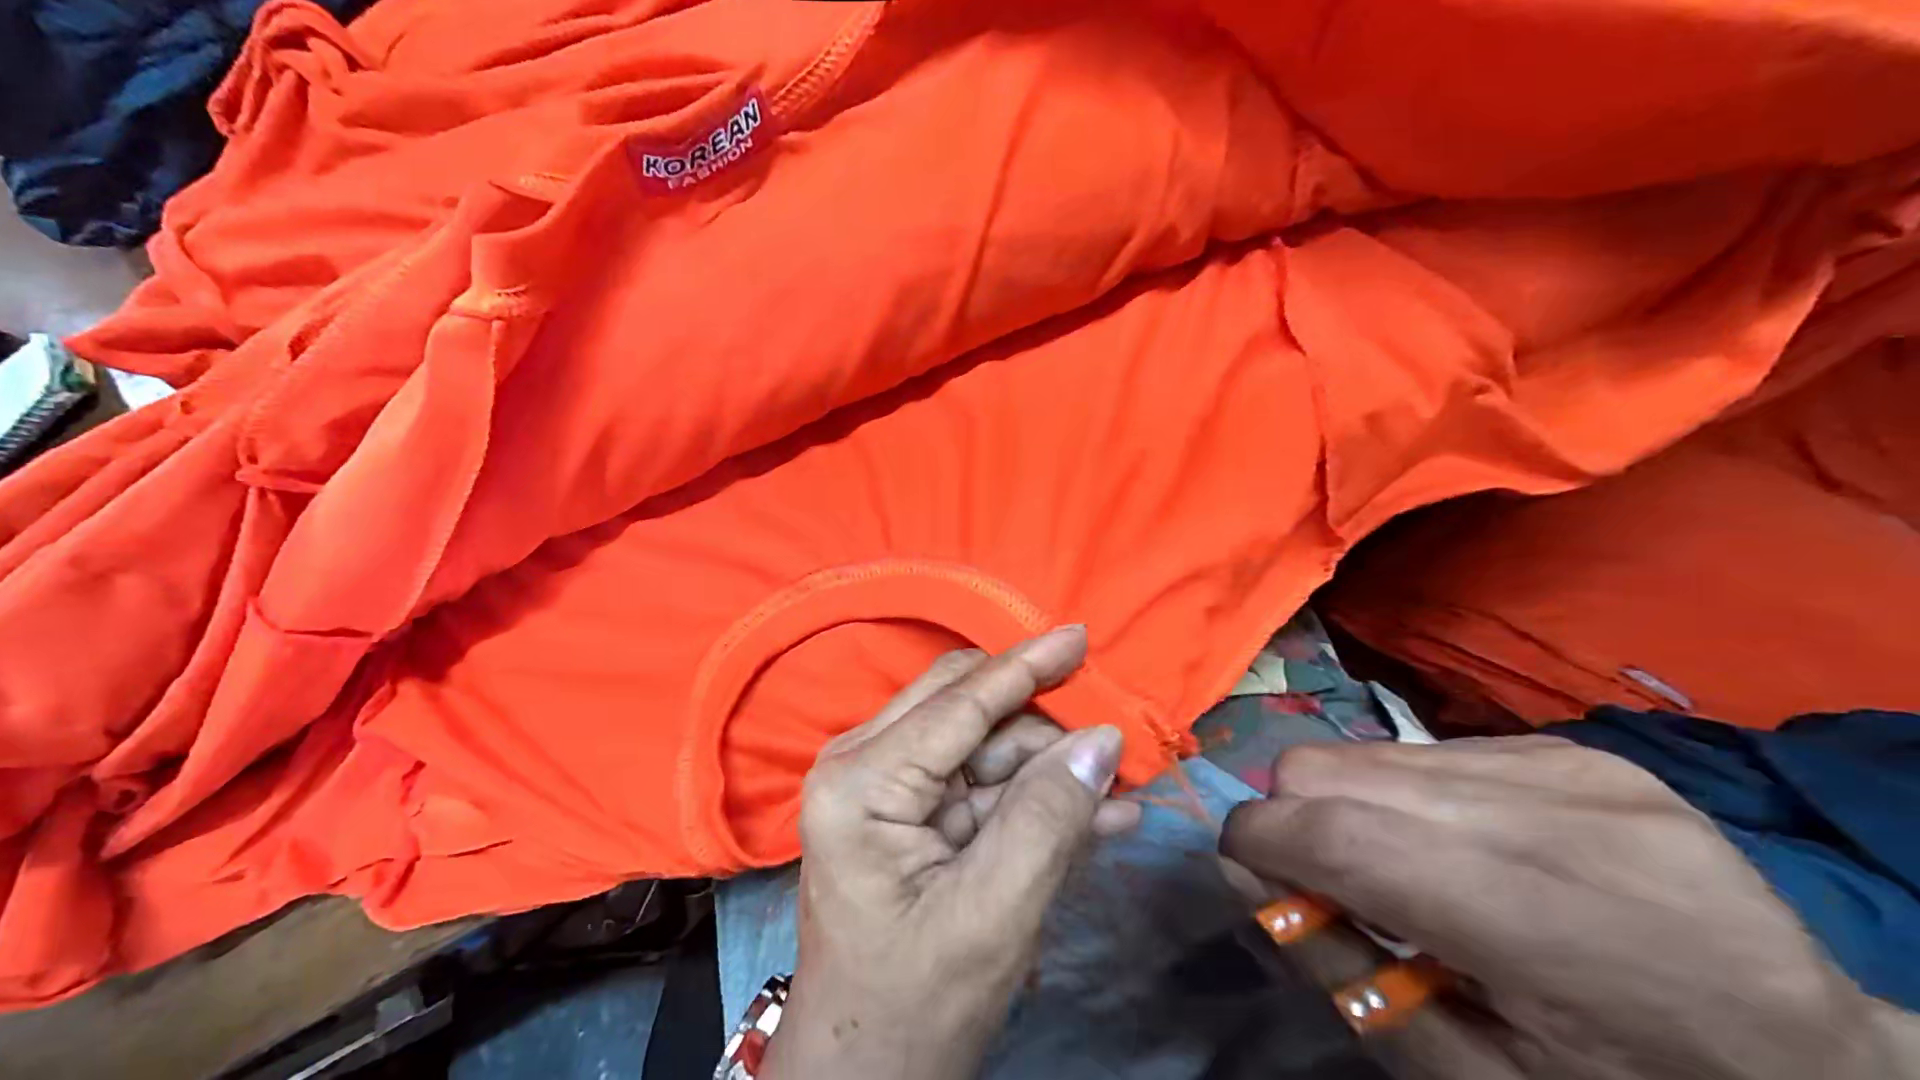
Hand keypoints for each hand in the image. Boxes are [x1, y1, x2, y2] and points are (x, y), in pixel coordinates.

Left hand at [761, 626, 1141, 1079]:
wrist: (870, 1071)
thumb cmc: (918, 1000)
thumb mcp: (993, 913)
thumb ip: (1049, 818)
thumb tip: (1101, 739)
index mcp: (863, 780)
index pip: (960, 702)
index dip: (1027, 667)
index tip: (1079, 636)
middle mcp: (864, 765)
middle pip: (967, 708)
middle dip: (1041, 720)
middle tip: (1108, 739)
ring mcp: (887, 789)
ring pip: (984, 746)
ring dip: (1049, 765)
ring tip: (1118, 789)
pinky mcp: (913, 814)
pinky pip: (984, 785)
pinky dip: (1035, 796)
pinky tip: (1098, 813)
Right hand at [1219, 736, 1904, 1079]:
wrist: (1826, 1067)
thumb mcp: (1475, 1078)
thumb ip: (1340, 965)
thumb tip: (1236, 870)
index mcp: (1552, 927)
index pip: (1338, 836)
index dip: (1256, 841)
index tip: (1243, 870)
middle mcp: (1559, 815)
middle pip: (1330, 770)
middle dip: (1294, 819)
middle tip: (1332, 883)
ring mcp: (1577, 767)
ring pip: (1367, 751)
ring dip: (1351, 804)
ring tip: (1406, 868)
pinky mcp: (1580, 748)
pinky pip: (1428, 750)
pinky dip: (1410, 796)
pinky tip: (1466, 848)